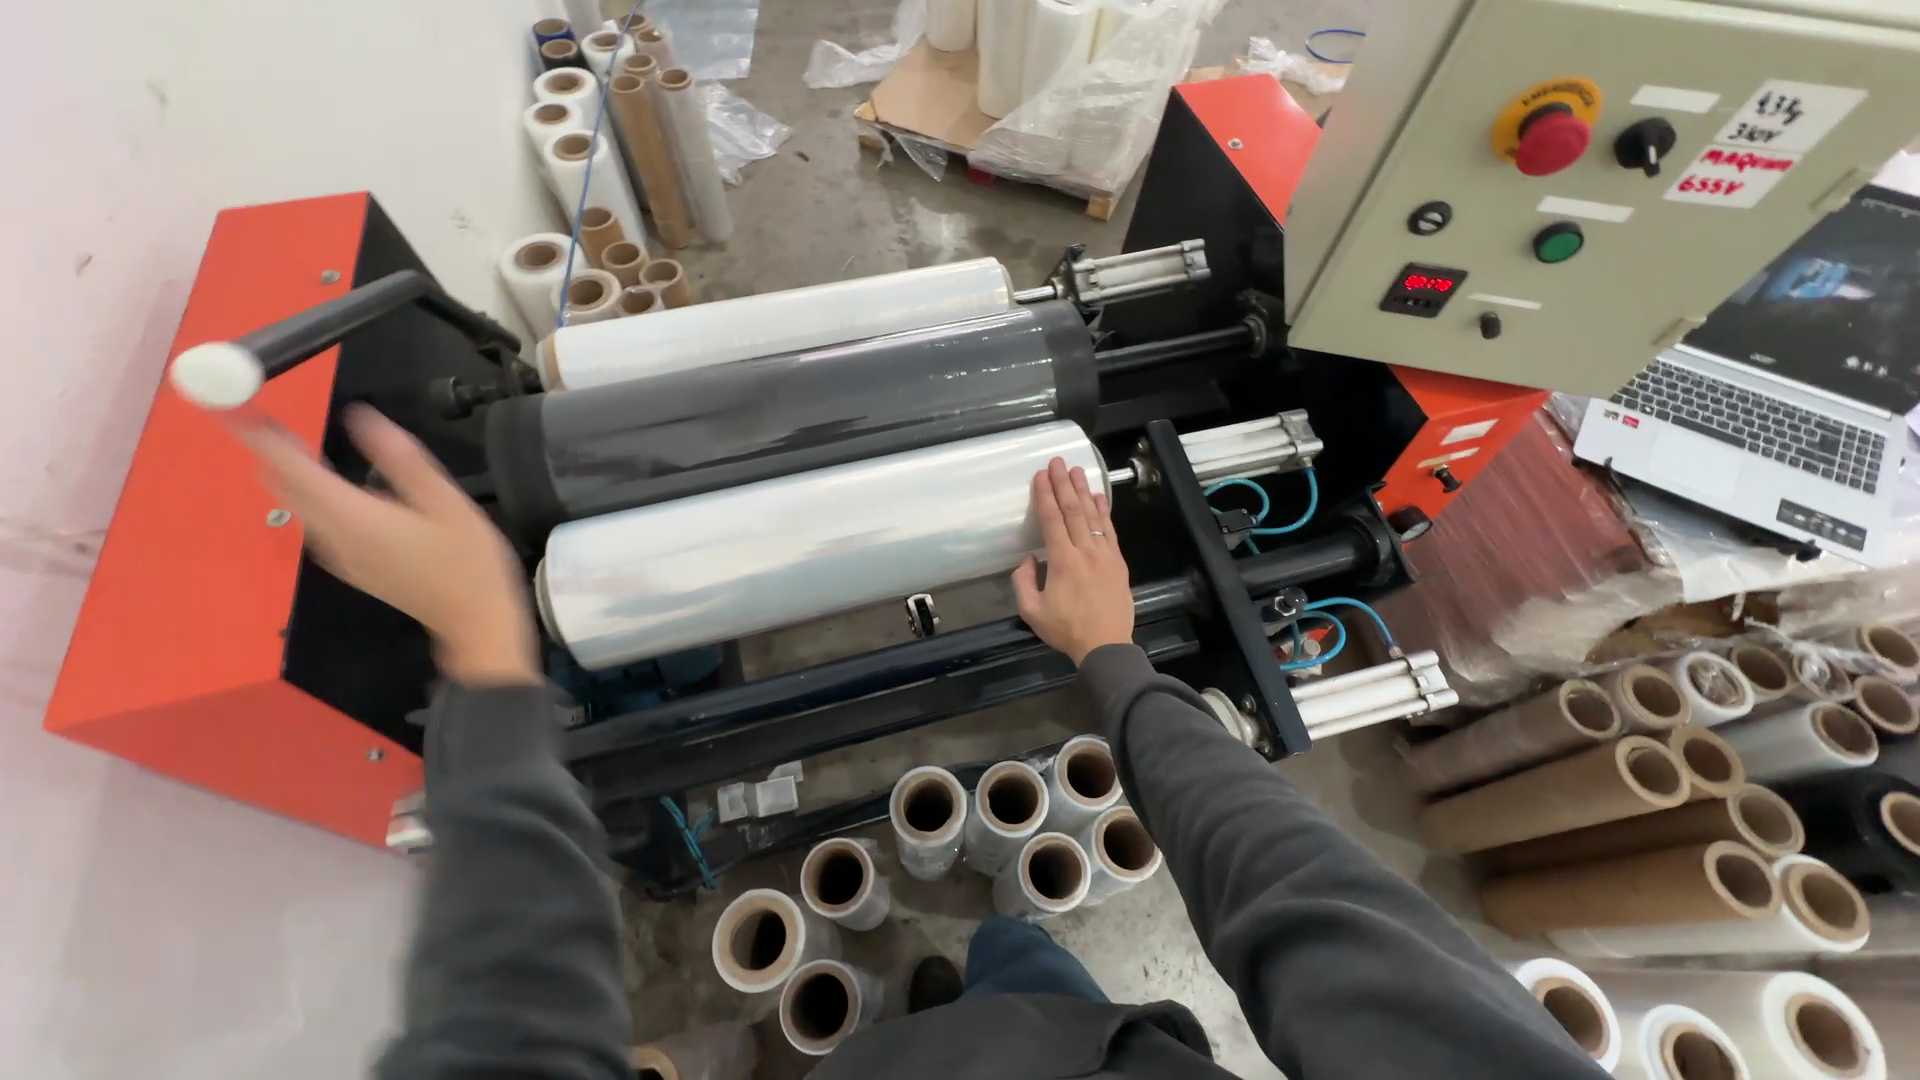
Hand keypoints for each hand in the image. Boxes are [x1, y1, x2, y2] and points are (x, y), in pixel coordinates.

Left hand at [234, 405, 540, 685]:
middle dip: (270, 451)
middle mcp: (333, 534)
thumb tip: (363, 417)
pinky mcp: (351, 565)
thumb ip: (402, 461)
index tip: (234, 405)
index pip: (289, 466)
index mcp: (353, 515)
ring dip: (291, 474)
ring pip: (296, 505)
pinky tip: (338, 489)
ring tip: (301, 446)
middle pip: (282, 487)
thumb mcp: (448, 504)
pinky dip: (312, 497)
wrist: (474, 621)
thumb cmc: (468, 563)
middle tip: (268, 418)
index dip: (258, 433)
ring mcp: (338, 554)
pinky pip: (316, 523)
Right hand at [1012, 457, 1132, 664]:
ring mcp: (1105, 555)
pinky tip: (1098, 498)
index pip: (1052, 520)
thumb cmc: (1066, 629)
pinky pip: (1109, 531)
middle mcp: (1085, 552)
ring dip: (1083, 491)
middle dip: (1063, 484)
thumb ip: (1023, 582)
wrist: (1106, 645)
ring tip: (1076, 471)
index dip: (1045, 495)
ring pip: (1093, 516)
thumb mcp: (1032, 611)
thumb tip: (1028, 559)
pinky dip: (1104, 511)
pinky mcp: (1118, 562)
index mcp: (1062, 561)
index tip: (1040, 475)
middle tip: (1057, 462)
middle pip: (1073, 511)